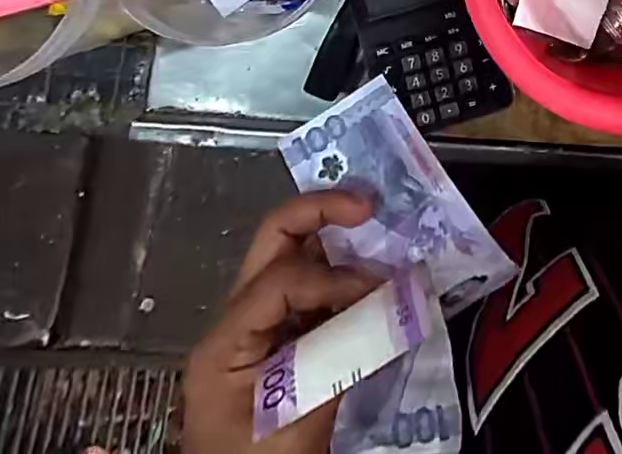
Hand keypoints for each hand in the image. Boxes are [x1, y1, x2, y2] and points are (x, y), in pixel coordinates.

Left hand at [183, 192, 377, 453]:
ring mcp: (259, 318)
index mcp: (226, 340)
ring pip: (293, 246)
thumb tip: (395, 301)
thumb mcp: (298, 416)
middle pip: (275, 236)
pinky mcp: (284, 326)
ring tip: (377, 224)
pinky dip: (346, 261)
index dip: (335, 277)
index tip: (379, 290)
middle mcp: (237, 316)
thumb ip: (344, 353)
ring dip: (337, 229)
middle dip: (323, 209)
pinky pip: (313, 275)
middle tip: (370, 205)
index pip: (282, 279)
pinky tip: (375, 263)